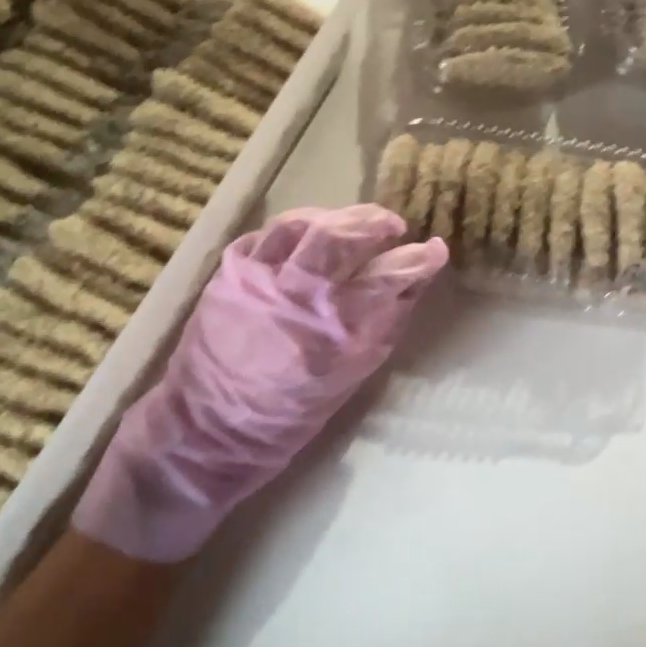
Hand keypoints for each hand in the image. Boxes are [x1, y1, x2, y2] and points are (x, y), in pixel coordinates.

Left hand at [72, 205, 447, 561]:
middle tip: (392, 226)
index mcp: (336, 330)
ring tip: (352, 224)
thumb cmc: (292, 413)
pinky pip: (266, 234)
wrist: (209, 429)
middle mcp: (297, 296)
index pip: (389, 276)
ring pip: (301, 224)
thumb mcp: (353, 374)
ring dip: (335, 217)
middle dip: (374, 222)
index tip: (435, 249)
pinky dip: (296, 228)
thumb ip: (386, 324)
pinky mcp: (227, 274)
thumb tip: (413, 284)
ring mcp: (257, 279)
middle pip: (340, 234)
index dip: (419, 258)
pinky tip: (309, 235)